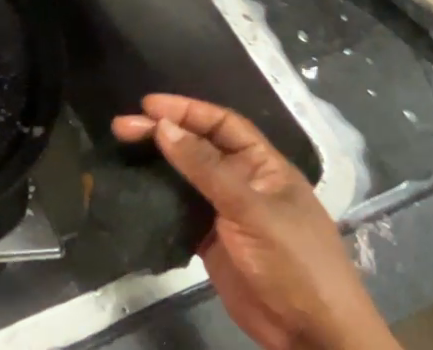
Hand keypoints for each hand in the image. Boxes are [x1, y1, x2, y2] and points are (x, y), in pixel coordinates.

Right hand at [113, 95, 397, 349]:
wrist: (311, 335)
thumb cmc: (294, 263)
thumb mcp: (252, 210)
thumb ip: (206, 168)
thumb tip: (163, 126)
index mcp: (265, 168)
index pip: (223, 125)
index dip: (187, 110)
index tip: (148, 105)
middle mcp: (243, 183)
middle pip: (198, 147)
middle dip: (162, 132)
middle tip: (122, 127)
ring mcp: (225, 212)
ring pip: (183, 175)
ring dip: (154, 161)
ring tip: (121, 150)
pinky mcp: (209, 239)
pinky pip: (177, 207)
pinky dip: (155, 195)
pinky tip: (132, 187)